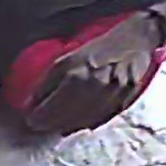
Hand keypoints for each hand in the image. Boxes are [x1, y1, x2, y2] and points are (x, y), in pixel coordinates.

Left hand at [25, 11, 165, 134]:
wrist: (137, 38)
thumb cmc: (94, 51)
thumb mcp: (62, 63)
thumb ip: (43, 87)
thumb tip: (29, 107)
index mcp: (75, 78)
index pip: (46, 111)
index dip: (34, 118)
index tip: (29, 119)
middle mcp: (95, 88)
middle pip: (61, 120)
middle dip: (47, 124)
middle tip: (39, 124)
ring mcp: (112, 95)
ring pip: (80, 124)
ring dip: (64, 127)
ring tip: (55, 124)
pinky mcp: (125, 99)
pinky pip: (99, 120)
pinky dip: (84, 124)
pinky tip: (75, 122)